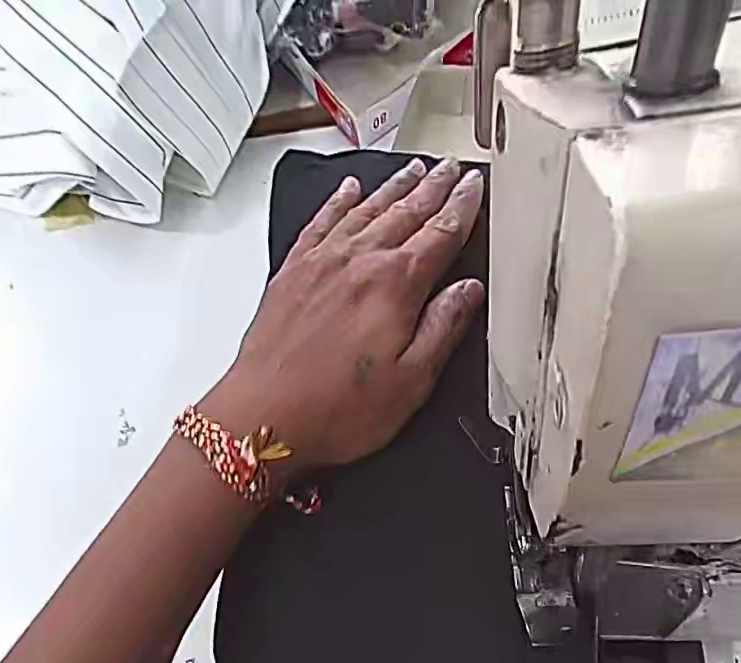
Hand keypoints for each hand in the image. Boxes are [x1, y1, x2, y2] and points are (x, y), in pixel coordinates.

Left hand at [200, 157, 485, 472]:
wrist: (265, 414)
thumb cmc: (337, 409)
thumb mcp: (412, 382)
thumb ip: (443, 329)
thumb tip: (468, 292)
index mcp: (395, 287)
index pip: (440, 235)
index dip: (463, 209)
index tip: (475, 188)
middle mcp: (359, 262)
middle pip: (406, 212)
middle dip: (435, 188)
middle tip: (453, 169)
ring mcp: (322, 262)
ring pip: (368, 209)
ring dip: (395, 187)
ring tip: (416, 170)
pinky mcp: (293, 273)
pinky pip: (322, 221)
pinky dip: (340, 201)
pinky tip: (350, 190)